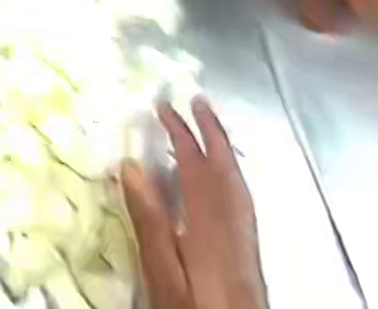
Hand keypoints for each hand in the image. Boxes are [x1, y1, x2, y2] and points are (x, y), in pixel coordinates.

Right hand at [122, 97, 266, 308]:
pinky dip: (229, 177)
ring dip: (223, 152)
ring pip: (237, 187)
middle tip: (196, 101)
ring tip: (207, 128)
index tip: (162, 105)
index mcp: (212, 230)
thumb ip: (149, 222)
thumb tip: (130, 164)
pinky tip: (217, 181)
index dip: (181, 134)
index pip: (198, 169)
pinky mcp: (248, 261)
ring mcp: (246, 247)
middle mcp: (235, 231)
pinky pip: (240, 203)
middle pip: (226, 173)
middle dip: (212, 134)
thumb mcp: (163, 276)